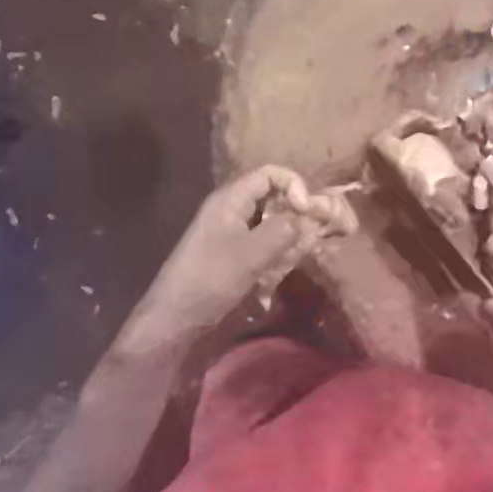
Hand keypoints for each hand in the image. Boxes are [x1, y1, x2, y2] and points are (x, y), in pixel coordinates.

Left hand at [136, 166, 352, 332]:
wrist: (178, 316)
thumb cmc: (211, 278)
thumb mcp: (251, 253)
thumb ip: (283, 230)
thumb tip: (307, 216)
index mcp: (230, 200)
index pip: (269, 174)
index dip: (293, 185)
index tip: (308, 210)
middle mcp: (232, 210)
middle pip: (272, 197)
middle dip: (296, 212)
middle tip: (315, 233)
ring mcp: (233, 234)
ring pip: (271, 223)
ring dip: (289, 236)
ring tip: (301, 253)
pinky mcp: (235, 255)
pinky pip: (263, 244)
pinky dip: (278, 252)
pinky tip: (284, 269)